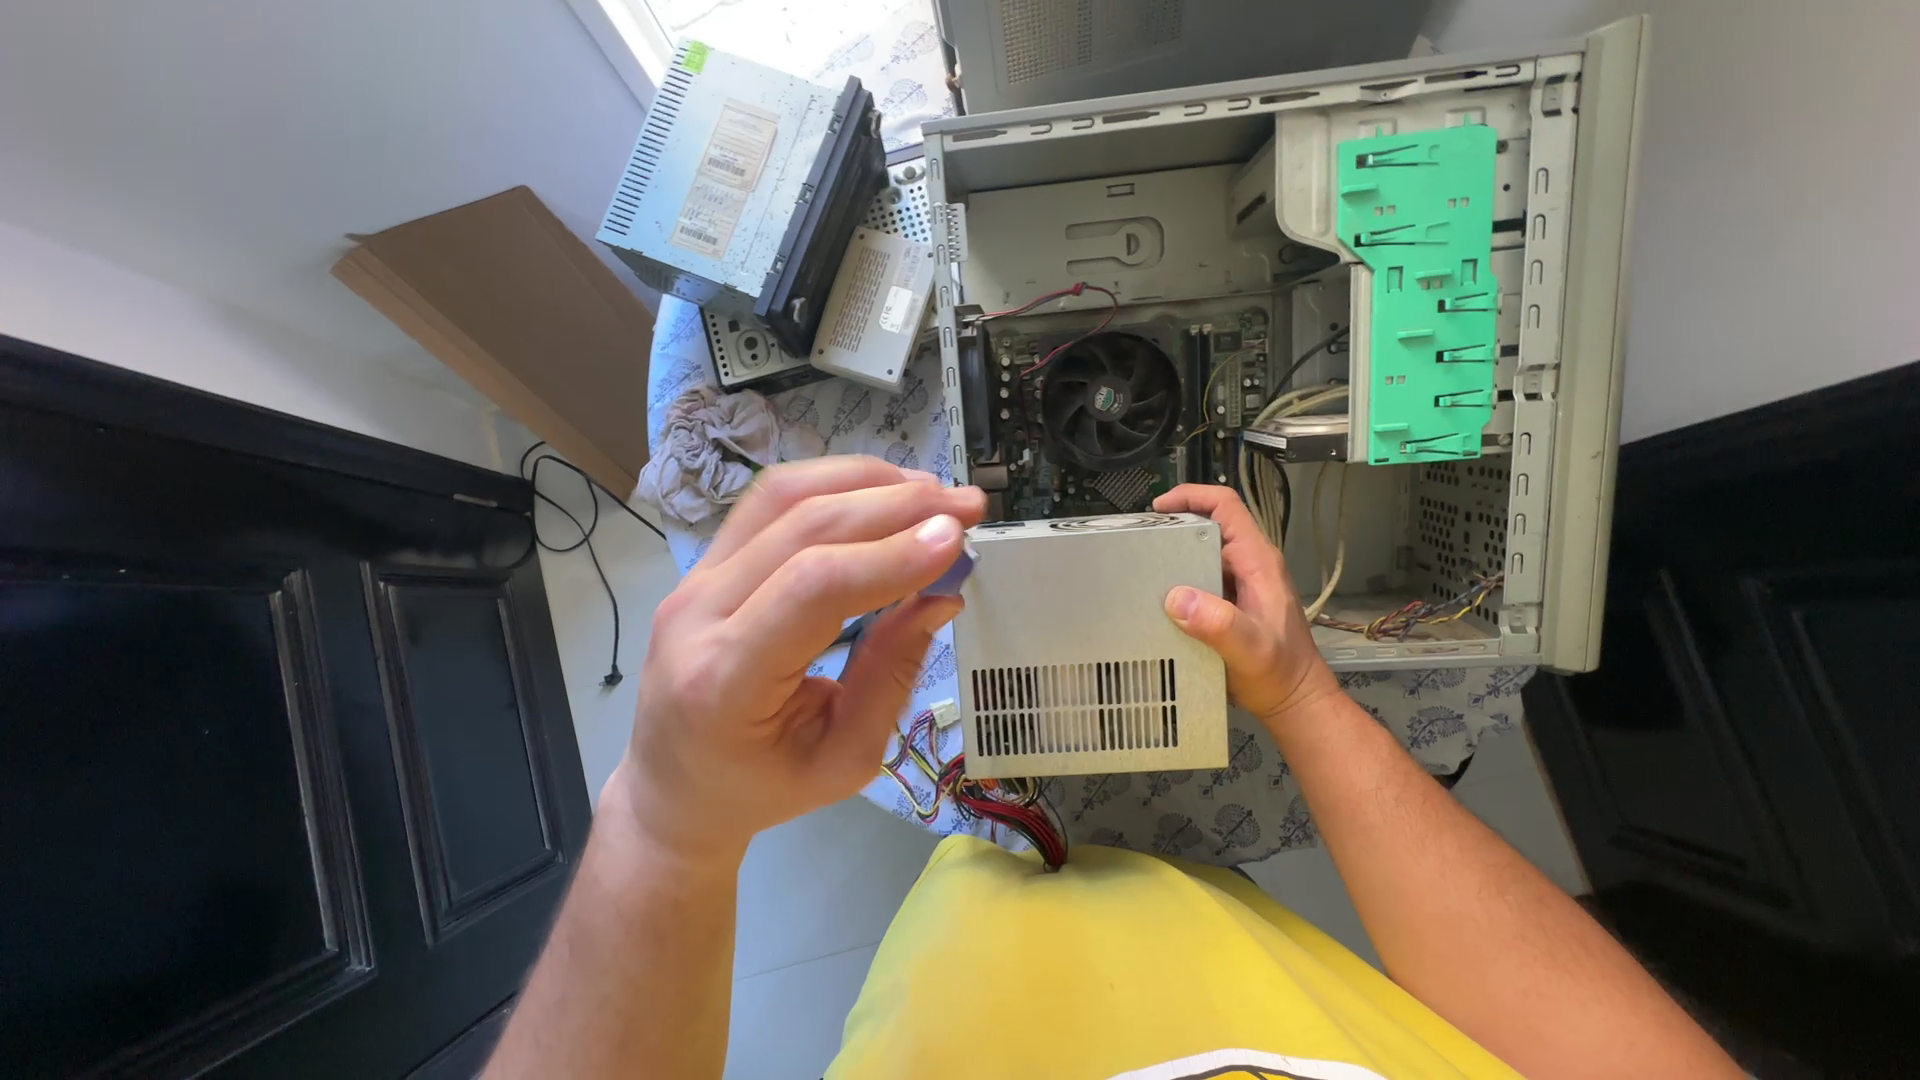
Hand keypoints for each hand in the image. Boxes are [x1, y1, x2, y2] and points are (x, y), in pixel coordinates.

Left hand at [618, 456, 986, 863]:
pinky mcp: (704, 562)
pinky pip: (769, 501)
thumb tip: (941, 595)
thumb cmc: (762, 788)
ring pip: (782, 496)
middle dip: (895, 508)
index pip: (812, 590)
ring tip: (933, 492)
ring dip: (866, 483)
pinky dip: (834, 484)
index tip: (956, 539)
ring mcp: (693, 579)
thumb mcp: (844, 760)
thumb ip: (892, 675)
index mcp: (725, 682)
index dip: (889, 556)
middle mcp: (698, 614)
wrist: (676, 786)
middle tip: (966, 508)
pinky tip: (883, 491)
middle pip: (802, 529)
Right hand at [1154, 484, 1340, 729]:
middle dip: (1175, 525)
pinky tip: (1156, 595)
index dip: (1193, 496)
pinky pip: (1200, 576)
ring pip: (1202, 551)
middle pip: (1210, 524)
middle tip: (1140, 540)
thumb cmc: (1279, 674)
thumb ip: (1219, 624)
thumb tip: (1177, 598)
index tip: (1159, 508)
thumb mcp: (1250, 649)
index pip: (1227, 506)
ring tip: (1140, 565)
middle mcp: (1249, 565)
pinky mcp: (1230, 601)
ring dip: (1173, 552)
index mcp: (1258, 561)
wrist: (1294, 701)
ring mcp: (1240, 583)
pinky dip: (1177, 577)